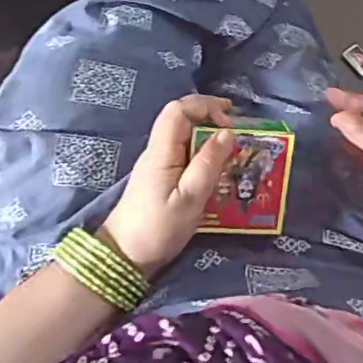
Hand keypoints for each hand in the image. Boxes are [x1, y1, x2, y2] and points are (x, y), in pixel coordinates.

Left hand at [100, 95, 236, 276]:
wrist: (124, 256)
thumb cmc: (158, 228)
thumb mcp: (190, 198)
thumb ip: (209, 164)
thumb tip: (228, 133)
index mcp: (162, 151)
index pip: (178, 109)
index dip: (205, 106)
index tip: (230, 121)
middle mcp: (158, 151)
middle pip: (182, 119)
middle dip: (212, 119)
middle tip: (239, 134)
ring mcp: (158, 165)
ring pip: (185, 138)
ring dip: (209, 139)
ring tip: (234, 153)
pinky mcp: (160, 179)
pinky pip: (184, 156)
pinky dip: (203, 156)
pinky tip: (218, 172)